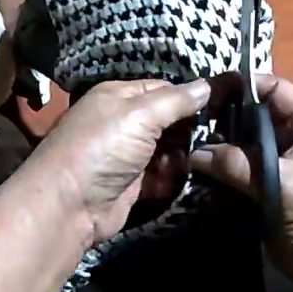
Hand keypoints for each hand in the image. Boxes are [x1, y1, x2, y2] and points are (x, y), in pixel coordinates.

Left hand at [20, 78, 212, 245]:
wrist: (69, 206)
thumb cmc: (102, 149)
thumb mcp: (141, 115)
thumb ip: (176, 101)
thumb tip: (208, 85)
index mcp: (118, 96)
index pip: (163, 88)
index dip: (190, 96)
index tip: (223, 105)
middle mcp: (122, 122)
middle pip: (167, 119)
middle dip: (190, 128)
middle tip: (221, 134)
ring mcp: (127, 154)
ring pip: (167, 148)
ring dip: (185, 154)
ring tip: (205, 157)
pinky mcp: (132, 182)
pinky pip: (161, 174)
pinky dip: (174, 175)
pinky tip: (188, 176)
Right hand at [189, 74, 292, 288]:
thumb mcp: (284, 181)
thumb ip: (239, 163)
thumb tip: (193, 153)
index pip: (276, 91)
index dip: (246, 85)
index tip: (209, 89)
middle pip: (254, 119)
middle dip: (223, 118)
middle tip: (185, 120)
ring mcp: (278, 169)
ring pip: (242, 149)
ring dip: (217, 148)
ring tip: (182, 143)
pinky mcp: (265, 194)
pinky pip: (238, 175)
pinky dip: (219, 173)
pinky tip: (192, 170)